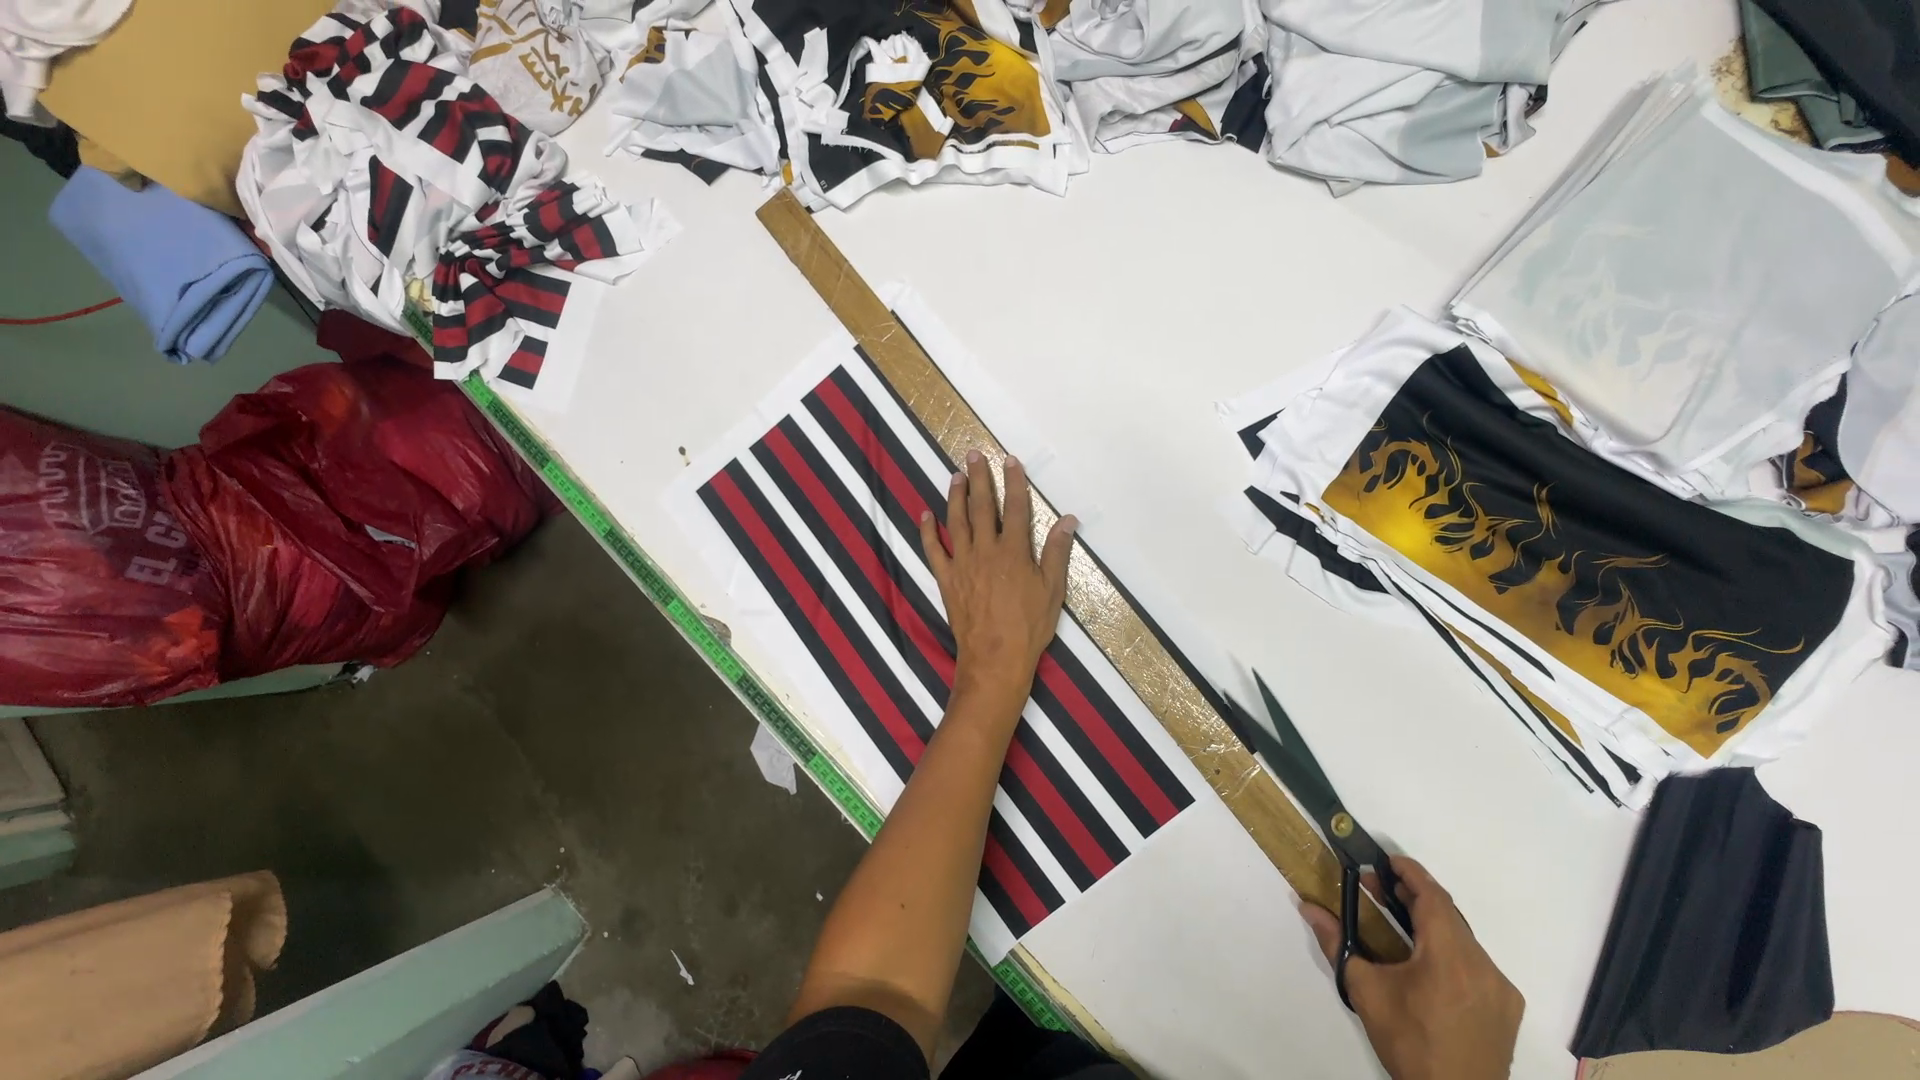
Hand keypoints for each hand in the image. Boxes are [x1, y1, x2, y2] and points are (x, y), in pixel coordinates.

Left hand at [918, 451, 1075, 712]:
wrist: (995, 659)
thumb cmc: (1029, 627)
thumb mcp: (1052, 590)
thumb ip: (1057, 552)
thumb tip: (1068, 520)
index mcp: (1014, 551)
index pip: (1016, 507)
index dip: (1014, 481)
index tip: (1010, 460)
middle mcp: (986, 550)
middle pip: (982, 506)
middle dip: (980, 478)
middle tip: (974, 455)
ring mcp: (962, 563)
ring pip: (957, 521)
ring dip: (956, 496)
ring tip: (956, 475)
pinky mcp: (946, 579)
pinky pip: (934, 550)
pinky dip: (928, 531)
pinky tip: (925, 514)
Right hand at [1302, 856, 1522, 1079]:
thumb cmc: (1408, 1043)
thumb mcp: (1366, 992)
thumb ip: (1338, 943)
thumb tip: (1309, 907)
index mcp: (1449, 958)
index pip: (1433, 898)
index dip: (1411, 873)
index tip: (1386, 860)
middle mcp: (1482, 965)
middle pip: (1449, 915)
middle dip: (1415, 896)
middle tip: (1380, 889)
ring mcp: (1501, 987)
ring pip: (1464, 939)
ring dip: (1433, 924)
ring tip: (1400, 926)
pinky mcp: (1508, 1006)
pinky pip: (1478, 964)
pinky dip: (1451, 951)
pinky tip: (1428, 966)